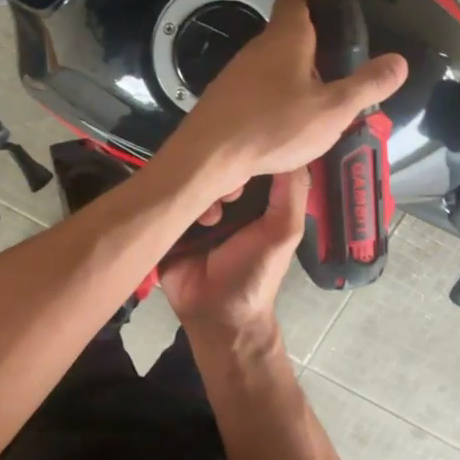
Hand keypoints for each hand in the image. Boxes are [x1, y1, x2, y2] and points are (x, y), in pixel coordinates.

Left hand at [155, 0, 407, 196]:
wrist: (207, 158)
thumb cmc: (272, 127)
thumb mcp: (332, 110)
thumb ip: (367, 85)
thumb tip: (399, 62)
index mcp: (286, 38)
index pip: (297, 1)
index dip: (318, 2)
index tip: (338, 17)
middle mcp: (257, 49)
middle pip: (287, 39)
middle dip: (313, 54)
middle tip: (339, 77)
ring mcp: (235, 76)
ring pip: (271, 71)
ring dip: (292, 86)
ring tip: (315, 111)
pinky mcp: (223, 103)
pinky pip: (255, 97)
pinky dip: (272, 108)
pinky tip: (283, 133)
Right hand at [162, 168, 310, 340]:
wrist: (216, 314)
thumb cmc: (256, 273)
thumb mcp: (284, 229)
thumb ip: (292, 190)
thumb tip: (294, 144)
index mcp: (253, 199)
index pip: (247, 161)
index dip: (247, 154)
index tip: (247, 158)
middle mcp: (222, 200)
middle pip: (215, 168)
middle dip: (220, 175)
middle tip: (228, 197)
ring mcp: (193, 211)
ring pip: (189, 182)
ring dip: (197, 193)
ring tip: (210, 219)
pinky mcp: (168, 224)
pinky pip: (165, 202)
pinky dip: (172, 203)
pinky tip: (183, 217)